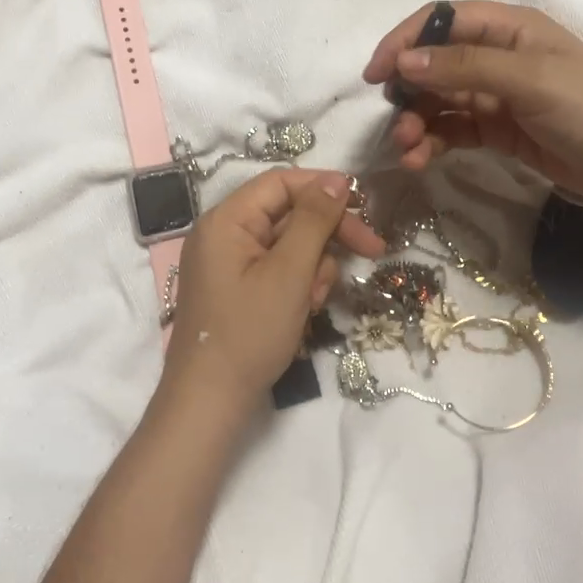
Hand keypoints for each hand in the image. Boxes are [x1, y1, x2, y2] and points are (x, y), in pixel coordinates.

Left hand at [161, 169, 385, 414]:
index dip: (324, 188)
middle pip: (288, 213)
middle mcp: (223, 233)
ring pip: (288, 244)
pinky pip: (276, 269)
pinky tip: (303, 312)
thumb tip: (337, 180)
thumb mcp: (290, 272)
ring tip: (314, 300)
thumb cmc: (249, 333)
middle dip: (327, 234)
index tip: (364, 208)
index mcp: (226, 219)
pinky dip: (297, 284)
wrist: (210, 402)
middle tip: (372, 251)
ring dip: (314, 266)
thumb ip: (314, 220)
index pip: (281, 182)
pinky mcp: (236, 289)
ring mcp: (227, 263)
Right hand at [362, 1, 582, 204]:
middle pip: (435, 64)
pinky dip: (434, 141)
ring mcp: (498, 94)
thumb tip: (404, 62)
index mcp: (509, 28)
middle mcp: (498, 55)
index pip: (442, 22)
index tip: (376, 75)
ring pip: (440, 100)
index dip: (405, 42)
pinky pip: (454, 129)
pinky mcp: (500, 130)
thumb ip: (465, 67)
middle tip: (395, 126)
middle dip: (409, 92)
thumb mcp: (530, 80)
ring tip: (408, 151)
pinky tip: (422, 159)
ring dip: (418, 122)